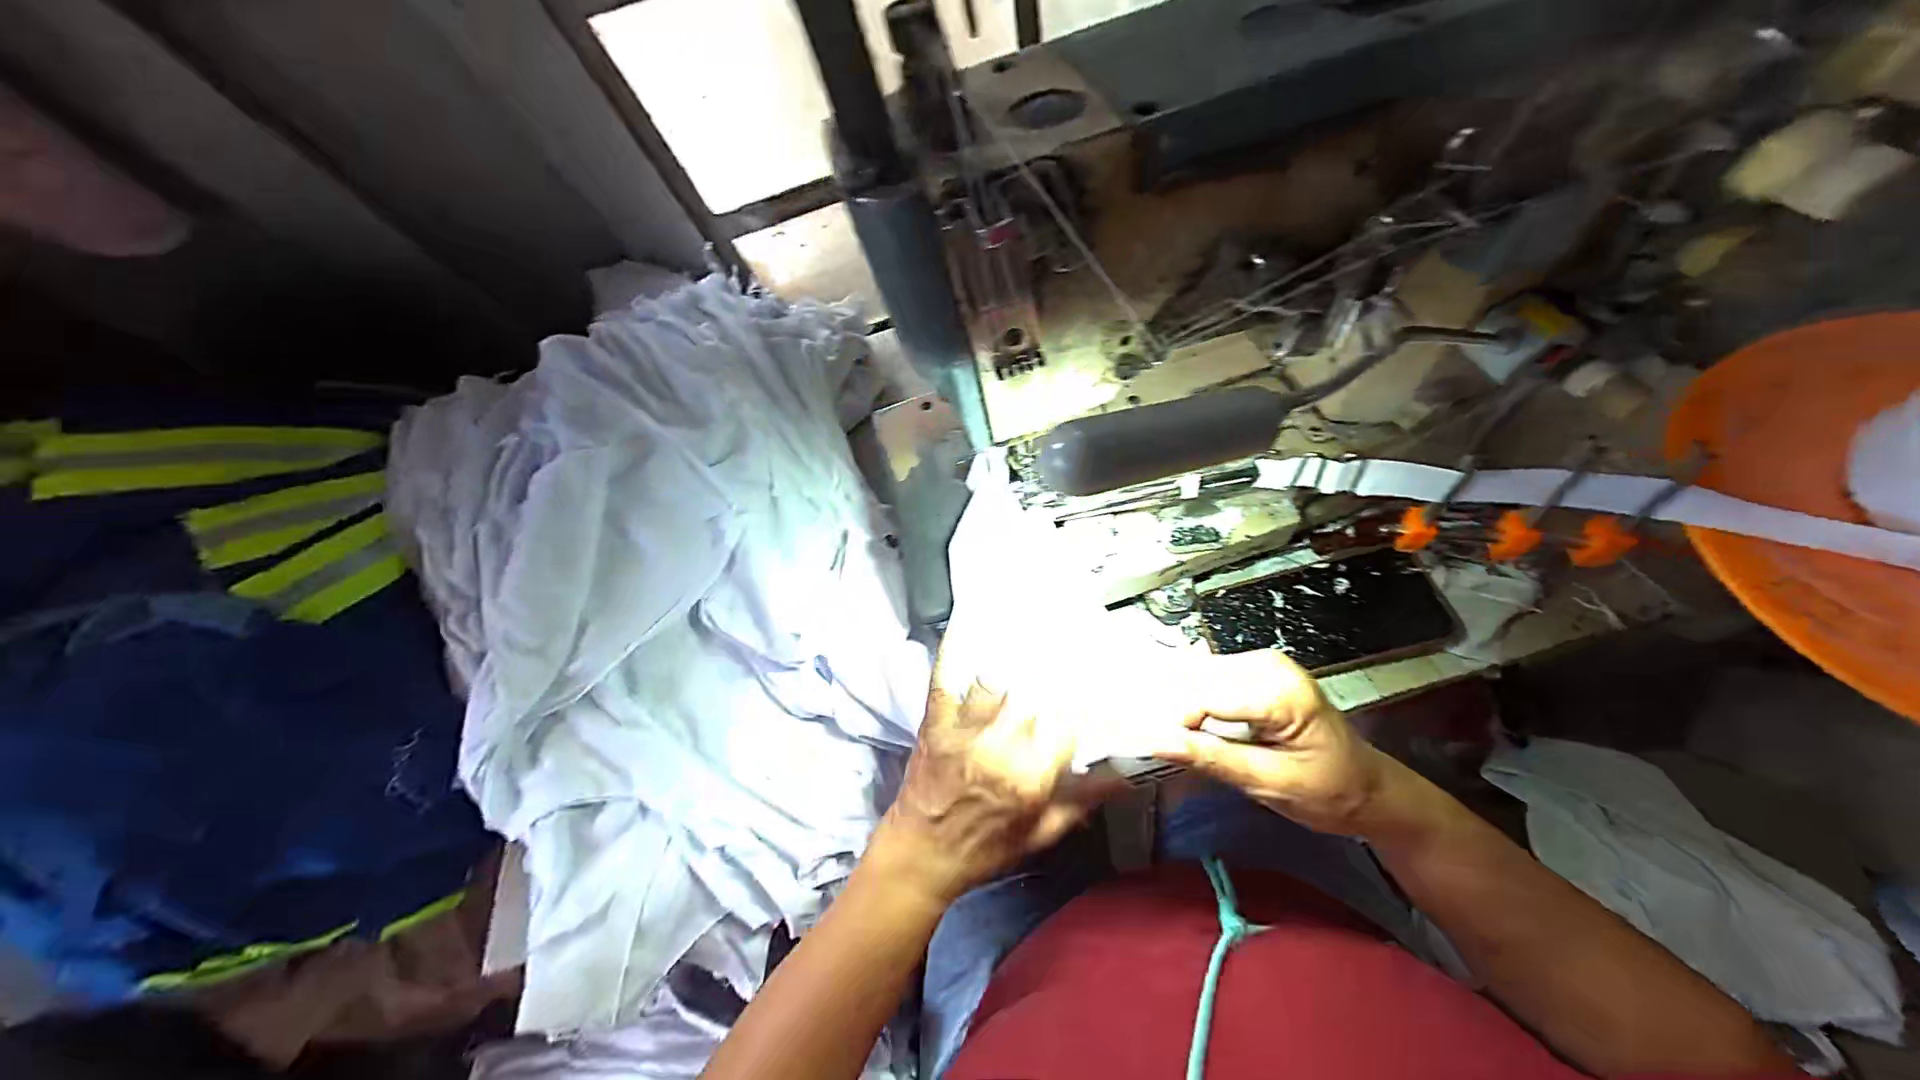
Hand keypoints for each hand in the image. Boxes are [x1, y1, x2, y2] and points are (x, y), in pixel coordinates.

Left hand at [870, 681, 1111, 906]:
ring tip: (1017, 686)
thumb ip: (1083, 801)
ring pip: (996, 685)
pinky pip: (946, 681)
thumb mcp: (1042, 834)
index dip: (1083, 713)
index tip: (1090, 707)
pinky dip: (955, 661)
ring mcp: (962, 730)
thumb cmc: (984, 850)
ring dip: (1009, 686)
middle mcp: (998, 746)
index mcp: (1029, 776)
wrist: (921, 855)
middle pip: (1034, 700)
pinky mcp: (934, 722)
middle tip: (1056, 695)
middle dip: (1048, 698)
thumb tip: (1125, 777)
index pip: (1069, 724)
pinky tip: (968, 642)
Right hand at [1152, 649, 1393, 835]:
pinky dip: (1189, 700)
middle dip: (1169, 712)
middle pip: (1194, 680)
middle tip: (1152, 745)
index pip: (1204, 697)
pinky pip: (1206, 677)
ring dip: (1175, 705)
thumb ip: (1212, 758)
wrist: (1369, 788)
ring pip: (1194, 675)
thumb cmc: (1330, 792)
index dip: (1172, 723)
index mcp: (1282, 692)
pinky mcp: (1253, 670)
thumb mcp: (1269, 784)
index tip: (1152, 749)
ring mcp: (1261, 663)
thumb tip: (1158, 742)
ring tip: (1166, 737)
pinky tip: (1185, 723)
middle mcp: (1269, 666)